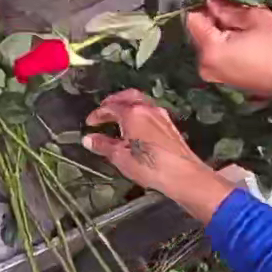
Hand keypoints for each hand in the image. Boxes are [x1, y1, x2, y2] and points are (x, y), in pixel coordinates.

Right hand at [83, 89, 235, 222]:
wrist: (183, 175)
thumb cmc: (150, 165)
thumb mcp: (120, 156)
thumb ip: (103, 145)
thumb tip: (89, 139)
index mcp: (133, 113)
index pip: (110, 106)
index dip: (98, 113)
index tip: (91, 122)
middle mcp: (148, 109)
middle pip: (128, 96)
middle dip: (114, 102)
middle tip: (104, 111)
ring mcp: (161, 116)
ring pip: (141, 102)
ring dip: (128, 106)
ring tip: (118, 119)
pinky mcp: (169, 125)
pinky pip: (150, 112)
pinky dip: (139, 114)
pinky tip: (136, 128)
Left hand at [185, 0, 271, 97]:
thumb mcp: (258, 19)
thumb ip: (230, 10)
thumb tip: (213, 3)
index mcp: (210, 50)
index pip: (193, 19)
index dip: (206, 6)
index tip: (224, 1)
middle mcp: (206, 66)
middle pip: (200, 33)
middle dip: (215, 20)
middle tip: (239, 12)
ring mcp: (215, 76)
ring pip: (210, 44)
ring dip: (223, 33)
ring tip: (246, 27)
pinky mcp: (226, 81)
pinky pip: (219, 56)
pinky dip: (228, 46)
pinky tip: (247, 41)